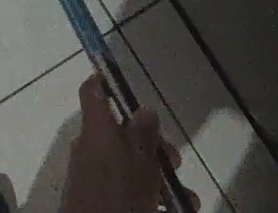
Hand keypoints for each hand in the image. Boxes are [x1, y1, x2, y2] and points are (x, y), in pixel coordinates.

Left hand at [59, 76, 198, 212]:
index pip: (94, 92)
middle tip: (174, 159)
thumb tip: (144, 110)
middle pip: (122, 132)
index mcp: (96, 129)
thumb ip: (144, 132)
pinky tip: (179, 207)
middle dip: (153, 143)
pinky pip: (129, 188)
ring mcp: (95, 174)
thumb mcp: (139, 160)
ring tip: (185, 194)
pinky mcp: (101, 198)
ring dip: (160, 174)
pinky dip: (153, 195)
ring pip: (131, 163)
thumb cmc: (119, 193)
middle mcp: (92, 147)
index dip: (106, 80)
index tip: (121, 77)